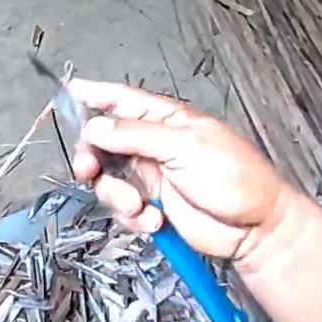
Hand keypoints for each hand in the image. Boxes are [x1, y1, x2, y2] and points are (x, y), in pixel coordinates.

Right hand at [70, 80, 299, 268]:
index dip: (93, 94)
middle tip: (88, 170)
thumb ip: (136, 136)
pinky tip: (153, 221)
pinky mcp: (150, 205)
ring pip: (107, 179)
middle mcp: (152, 144)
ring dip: (116, 195)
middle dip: (92, 157)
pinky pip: (121, 207)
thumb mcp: (185, 148)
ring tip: (138, 206)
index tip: (66, 91)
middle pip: (103, 142)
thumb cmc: (233, 177)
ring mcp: (150, 176)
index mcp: (164, 119)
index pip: (121, 99)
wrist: (255, 230)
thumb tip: (96, 126)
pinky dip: (131, 217)